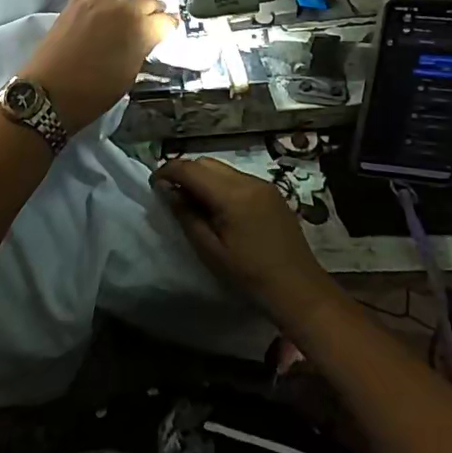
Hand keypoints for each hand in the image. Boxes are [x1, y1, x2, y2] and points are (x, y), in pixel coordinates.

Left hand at [21, 0, 177, 132]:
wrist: (50, 94)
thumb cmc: (94, 93)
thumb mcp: (128, 75)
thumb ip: (141, 49)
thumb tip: (146, 39)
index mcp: (139, 29)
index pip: (165, 20)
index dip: (170, 25)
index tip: (170, 29)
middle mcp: (120, 9)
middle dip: (153, 8)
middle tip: (153, 19)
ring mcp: (94, 3)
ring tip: (126, 7)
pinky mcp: (73, 5)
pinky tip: (98, 6)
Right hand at [152, 157, 337, 320]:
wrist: (299, 290)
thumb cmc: (250, 276)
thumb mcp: (210, 251)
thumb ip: (187, 216)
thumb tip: (167, 190)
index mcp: (232, 194)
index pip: (190, 168)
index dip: (167, 171)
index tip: (152, 185)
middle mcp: (248, 180)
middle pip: (206, 162)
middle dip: (184, 172)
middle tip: (170, 196)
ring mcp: (263, 184)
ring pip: (222, 168)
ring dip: (203, 178)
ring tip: (191, 203)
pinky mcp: (272, 193)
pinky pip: (238, 178)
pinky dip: (220, 184)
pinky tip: (216, 208)